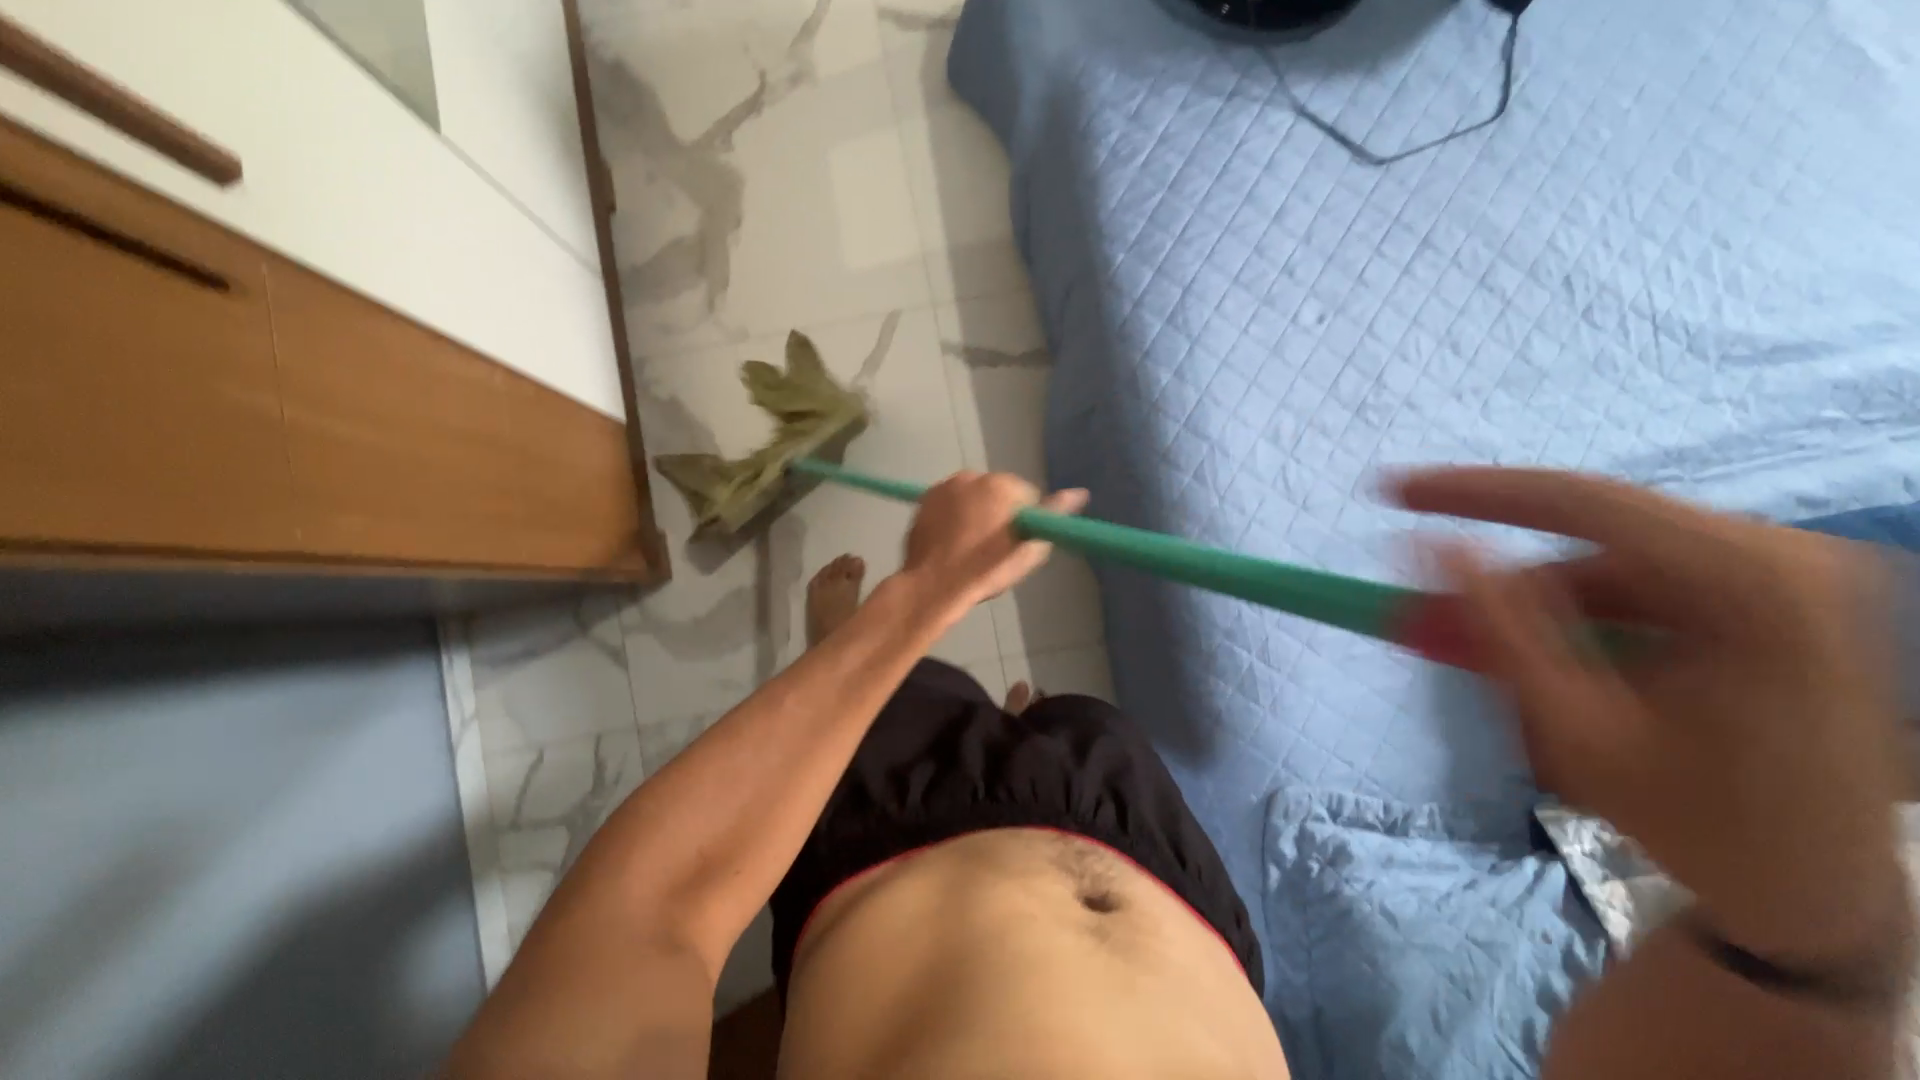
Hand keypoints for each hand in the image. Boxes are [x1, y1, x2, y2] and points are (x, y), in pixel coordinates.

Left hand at [901, 471, 1088, 610]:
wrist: (932, 585)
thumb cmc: (985, 570)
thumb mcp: (1028, 550)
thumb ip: (1054, 516)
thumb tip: (1080, 493)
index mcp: (1000, 484)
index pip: (1026, 496)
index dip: (1024, 521)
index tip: (1015, 544)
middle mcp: (972, 476)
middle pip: (997, 492)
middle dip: (998, 512)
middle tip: (992, 547)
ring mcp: (944, 486)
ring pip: (972, 496)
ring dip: (975, 511)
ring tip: (969, 545)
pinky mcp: (924, 499)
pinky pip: (950, 502)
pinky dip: (953, 514)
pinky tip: (951, 539)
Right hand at [1395, 467, 1909, 962]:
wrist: (1823, 902)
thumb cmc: (1706, 827)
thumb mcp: (1579, 732)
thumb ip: (1500, 630)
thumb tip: (1433, 546)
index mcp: (1756, 585)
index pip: (1585, 503)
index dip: (1475, 492)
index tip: (1391, 492)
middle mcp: (1783, 560)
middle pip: (1595, 545)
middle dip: (1495, 583)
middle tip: (1412, 615)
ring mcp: (1784, 581)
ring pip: (1611, 571)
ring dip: (1529, 611)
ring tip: (1454, 651)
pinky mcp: (1772, 606)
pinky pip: (1645, 594)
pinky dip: (1576, 624)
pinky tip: (1527, 659)